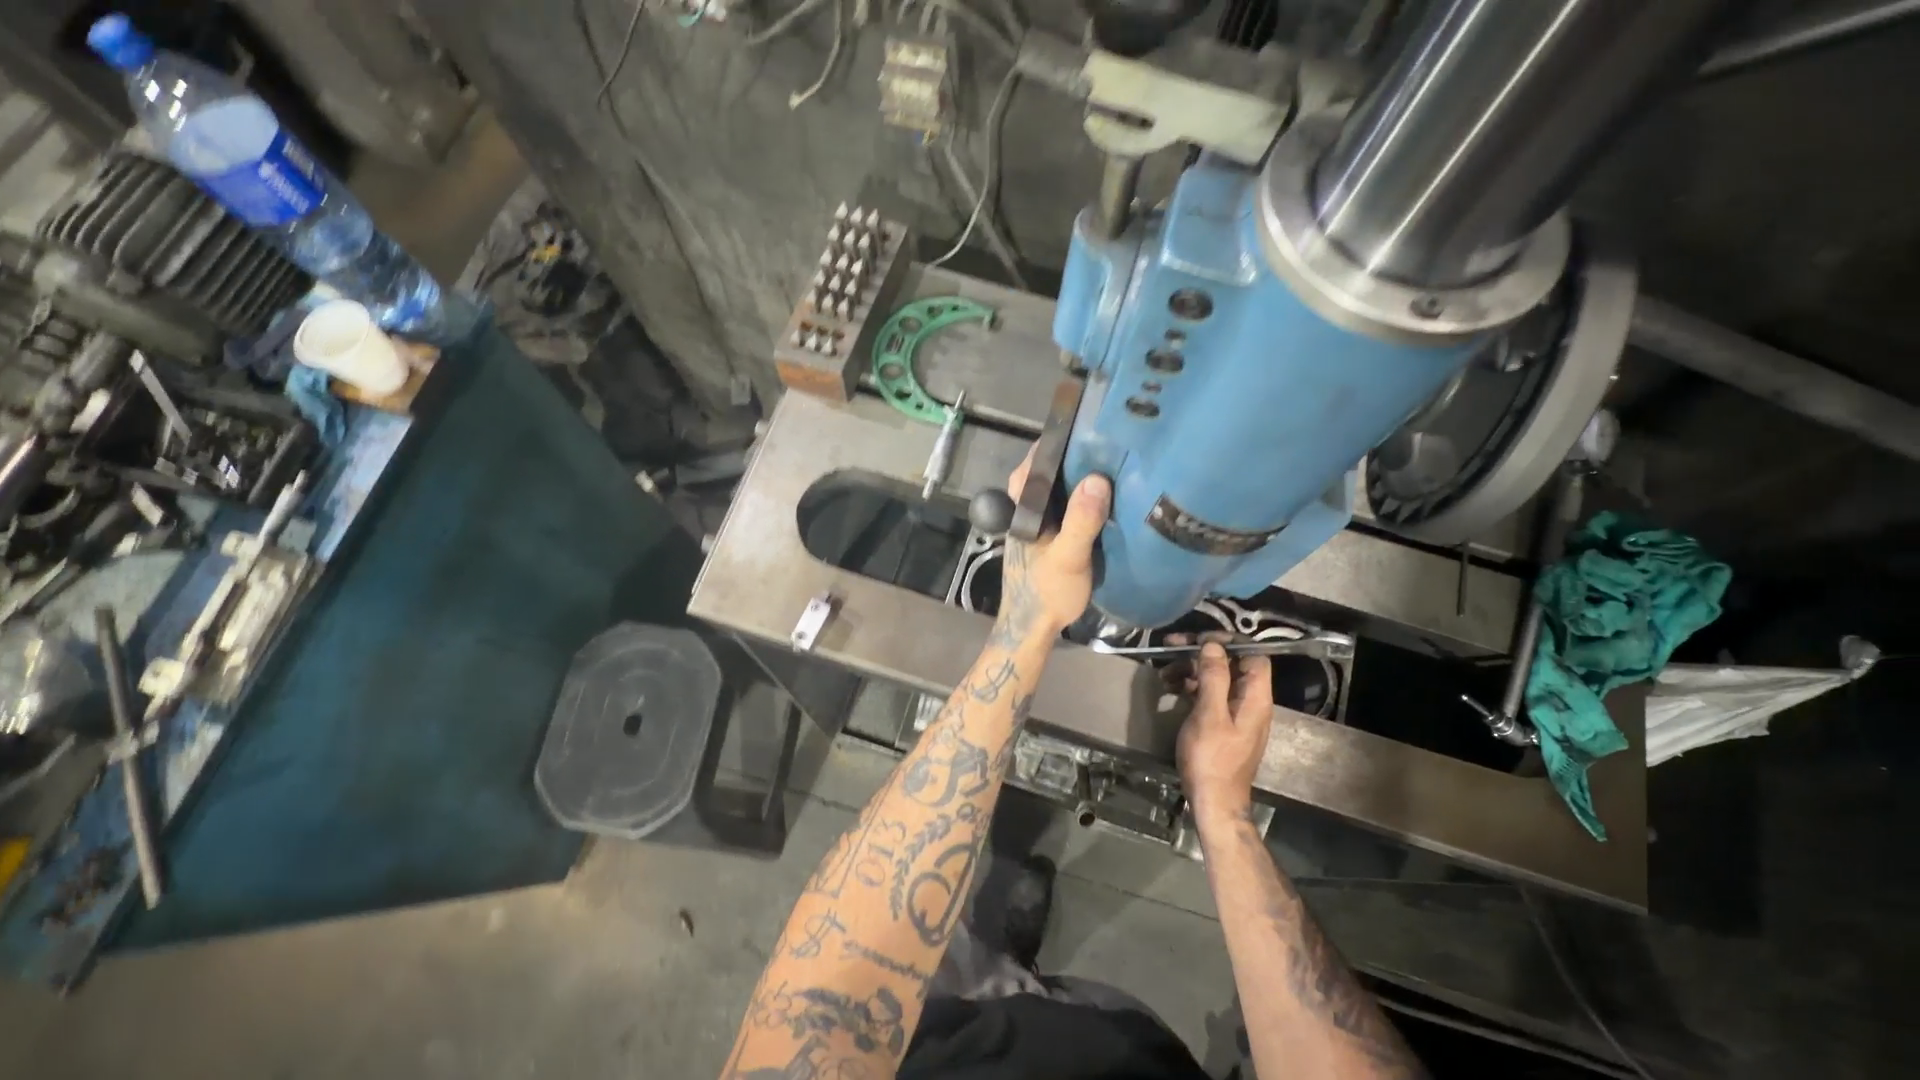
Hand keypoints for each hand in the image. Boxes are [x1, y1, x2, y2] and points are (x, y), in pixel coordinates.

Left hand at [995, 450, 1110, 640]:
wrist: (1033, 628)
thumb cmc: (1046, 592)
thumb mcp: (1069, 556)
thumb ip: (1081, 520)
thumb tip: (1097, 479)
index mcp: (1022, 508)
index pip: (1034, 462)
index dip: (1057, 442)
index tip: (1088, 426)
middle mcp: (1025, 510)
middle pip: (1046, 472)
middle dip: (1072, 457)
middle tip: (1109, 443)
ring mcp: (1036, 524)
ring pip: (1055, 491)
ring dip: (1078, 478)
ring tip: (1113, 463)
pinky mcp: (1048, 538)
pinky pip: (1064, 508)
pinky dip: (1081, 500)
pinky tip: (1106, 499)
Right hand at [1175, 638, 1273, 827]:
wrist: (1214, 802)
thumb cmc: (1211, 759)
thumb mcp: (1209, 715)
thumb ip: (1213, 677)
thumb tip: (1213, 646)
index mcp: (1255, 697)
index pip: (1253, 654)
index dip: (1229, 641)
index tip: (1199, 638)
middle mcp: (1251, 702)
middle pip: (1231, 665)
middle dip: (1202, 654)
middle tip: (1171, 647)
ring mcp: (1237, 714)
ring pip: (1217, 680)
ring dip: (1191, 671)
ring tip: (1163, 672)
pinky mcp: (1223, 725)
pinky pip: (1210, 696)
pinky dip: (1191, 688)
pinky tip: (1169, 688)